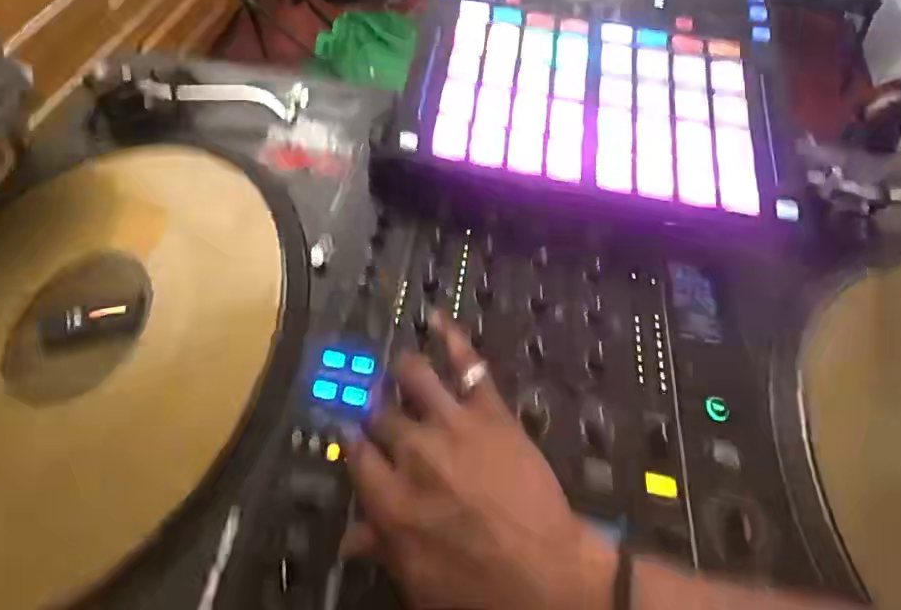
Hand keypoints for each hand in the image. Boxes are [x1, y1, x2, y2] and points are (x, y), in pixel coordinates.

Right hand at [344, 311, 618, 609]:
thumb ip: (381, 547)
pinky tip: (437, 318)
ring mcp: (451, 424)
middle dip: (374, 406)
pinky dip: (451, 337)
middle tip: (378, 405)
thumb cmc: (482, 589)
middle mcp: (413, 451)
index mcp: (391, 498)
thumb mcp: (421, 582)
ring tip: (402, 370)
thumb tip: (345, 538)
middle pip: (378, 411)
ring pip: (412, 374)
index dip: (350, 438)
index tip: (350, 432)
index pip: (353, 449)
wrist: (554, 580)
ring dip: (403, 370)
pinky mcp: (488, 410)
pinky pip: (467, 364)